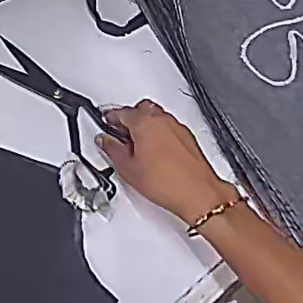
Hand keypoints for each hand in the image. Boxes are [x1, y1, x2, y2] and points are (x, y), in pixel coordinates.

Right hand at [97, 100, 235, 223]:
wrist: (197, 194)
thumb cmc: (167, 182)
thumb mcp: (127, 168)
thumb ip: (113, 150)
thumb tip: (106, 141)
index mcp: (144, 122)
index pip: (122, 112)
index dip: (111, 118)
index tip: (106, 123)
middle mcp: (162, 120)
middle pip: (141, 108)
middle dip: (129, 117)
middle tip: (119, 131)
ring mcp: (177, 127)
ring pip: (156, 116)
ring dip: (145, 124)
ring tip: (136, 143)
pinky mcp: (188, 137)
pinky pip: (169, 127)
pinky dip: (159, 132)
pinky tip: (154, 150)